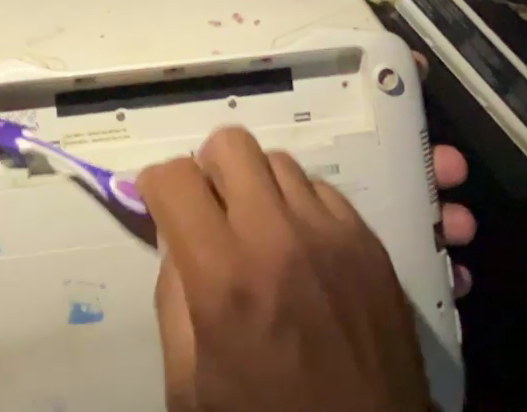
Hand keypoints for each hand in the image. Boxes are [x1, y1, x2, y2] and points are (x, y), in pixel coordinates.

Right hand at [136, 127, 430, 411]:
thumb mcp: (189, 382)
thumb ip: (172, 298)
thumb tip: (175, 235)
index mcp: (223, 277)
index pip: (175, 177)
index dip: (157, 185)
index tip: (159, 204)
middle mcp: (277, 237)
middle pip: (231, 144)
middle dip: (208, 169)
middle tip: (209, 208)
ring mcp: (331, 234)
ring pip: (278, 161)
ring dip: (256, 186)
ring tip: (258, 229)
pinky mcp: (369, 242)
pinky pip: (322, 190)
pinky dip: (300, 206)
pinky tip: (300, 246)